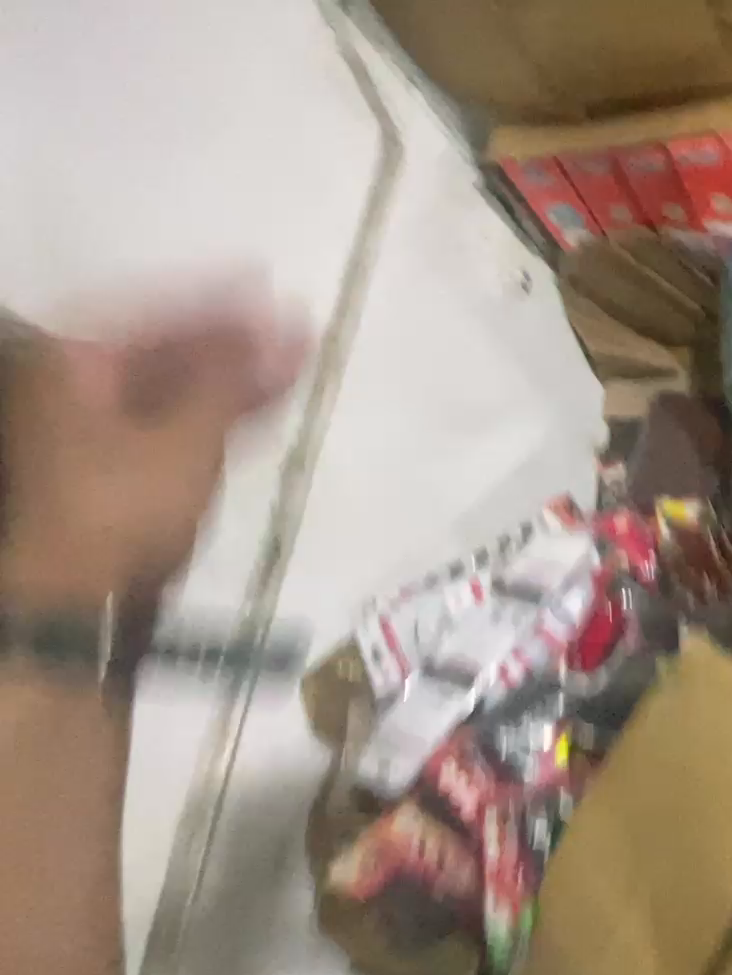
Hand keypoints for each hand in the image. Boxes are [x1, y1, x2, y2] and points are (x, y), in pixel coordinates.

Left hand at [0, 288, 308, 606]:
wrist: (86, 585)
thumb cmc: (123, 504)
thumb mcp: (180, 438)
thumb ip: (225, 382)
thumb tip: (270, 332)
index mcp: (78, 368)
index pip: (149, 313)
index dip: (209, 295)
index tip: (262, 280)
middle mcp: (90, 386)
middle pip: (171, 345)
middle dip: (236, 334)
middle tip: (294, 320)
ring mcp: (117, 424)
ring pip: (189, 381)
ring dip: (245, 369)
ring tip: (301, 353)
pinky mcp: (147, 457)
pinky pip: (197, 415)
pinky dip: (237, 403)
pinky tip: (278, 393)